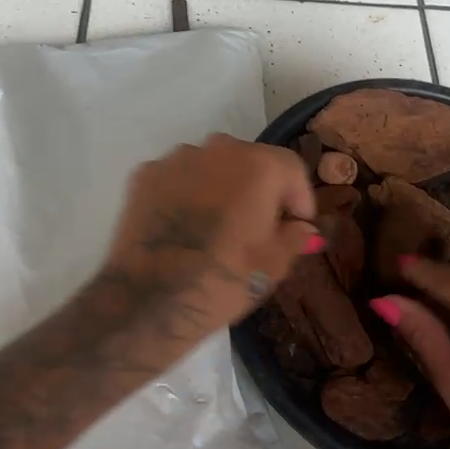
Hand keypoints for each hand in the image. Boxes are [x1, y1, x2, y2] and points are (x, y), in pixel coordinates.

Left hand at [102, 134, 320, 340]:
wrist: (148, 299)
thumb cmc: (222, 280)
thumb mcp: (273, 265)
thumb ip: (295, 237)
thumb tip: (304, 228)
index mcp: (259, 166)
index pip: (292, 167)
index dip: (298, 196)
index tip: (297, 223)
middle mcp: (218, 148)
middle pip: (250, 161)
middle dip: (259, 188)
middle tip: (257, 225)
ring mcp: (177, 158)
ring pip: (210, 165)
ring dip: (220, 186)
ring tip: (216, 224)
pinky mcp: (145, 174)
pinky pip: (177, 177)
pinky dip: (185, 192)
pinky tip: (182, 224)